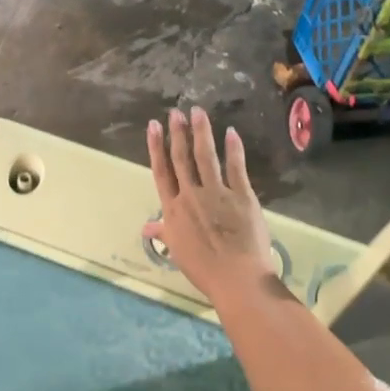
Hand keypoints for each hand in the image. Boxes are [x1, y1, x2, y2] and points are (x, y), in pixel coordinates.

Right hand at [144, 108, 277, 305]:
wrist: (236, 278)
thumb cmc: (203, 270)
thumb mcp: (178, 251)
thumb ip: (164, 233)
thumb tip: (147, 227)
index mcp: (173, 210)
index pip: (162, 172)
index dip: (157, 147)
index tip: (154, 126)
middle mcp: (191, 196)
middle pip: (182, 159)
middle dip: (178, 133)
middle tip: (176, 112)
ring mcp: (217, 194)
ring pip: (206, 157)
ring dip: (201, 133)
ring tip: (198, 113)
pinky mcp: (242, 196)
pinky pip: (236, 167)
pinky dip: (233, 149)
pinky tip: (230, 133)